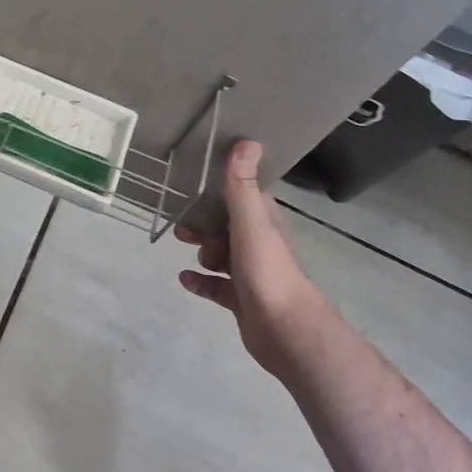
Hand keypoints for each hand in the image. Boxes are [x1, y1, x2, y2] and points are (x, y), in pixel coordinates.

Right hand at [176, 140, 326, 374]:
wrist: (285, 330)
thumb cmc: (267, 271)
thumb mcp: (250, 222)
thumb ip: (243, 185)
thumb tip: (247, 141)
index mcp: (264, 223)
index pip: (242, 196)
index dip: (219, 190)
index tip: (194, 187)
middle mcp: (259, 244)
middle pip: (226, 226)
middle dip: (203, 225)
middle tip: (185, 231)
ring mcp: (251, 274)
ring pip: (221, 255)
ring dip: (203, 252)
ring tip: (194, 257)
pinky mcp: (241, 299)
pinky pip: (215, 286)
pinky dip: (200, 281)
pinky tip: (186, 280)